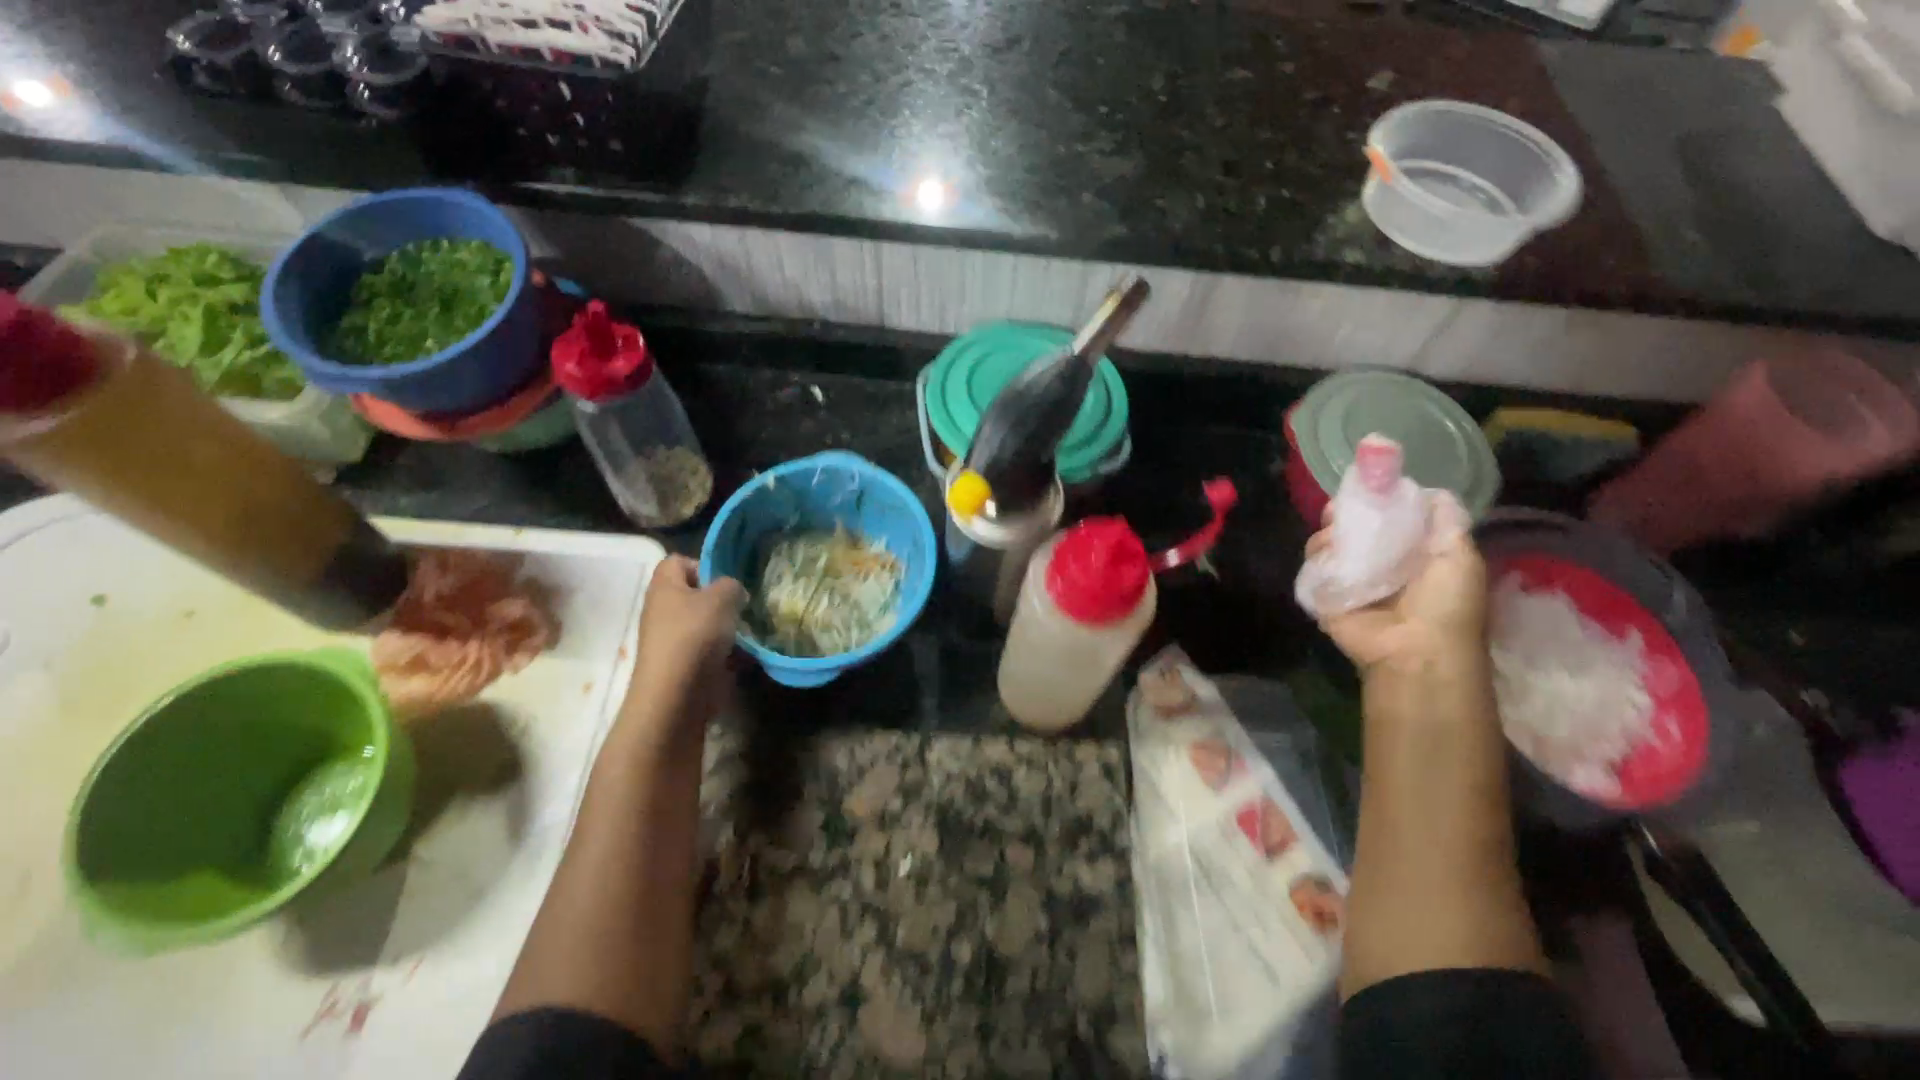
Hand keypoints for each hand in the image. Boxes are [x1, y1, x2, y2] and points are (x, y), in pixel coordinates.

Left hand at [623, 556, 746, 738]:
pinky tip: (745, 659)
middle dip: (722, 601)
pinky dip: (727, 655)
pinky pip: (709, 652)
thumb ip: (731, 585)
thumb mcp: (721, 598)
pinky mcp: (683, 666)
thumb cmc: (694, 636)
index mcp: (664, 587)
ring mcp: (672, 641)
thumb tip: (733, 592)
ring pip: (705, 625)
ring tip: (749, 633)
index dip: (703, 565)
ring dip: (728, 629)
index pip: (678, 562)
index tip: (726, 581)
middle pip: (695, 596)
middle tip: (743, 607)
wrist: (676, 695)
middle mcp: (663, 611)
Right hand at [1309, 491, 1485, 677]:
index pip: (1387, 518)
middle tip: (1338, 510)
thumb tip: (1431, 490)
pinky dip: (1316, 558)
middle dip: (1344, 515)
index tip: (1368, 487)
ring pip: (1329, 546)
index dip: (1377, 500)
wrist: (1415, 650)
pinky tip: (1325, 555)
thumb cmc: (1445, 603)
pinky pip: (1314, 570)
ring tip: (1334, 537)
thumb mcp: (1460, 554)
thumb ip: (1446, 521)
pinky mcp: (1326, 597)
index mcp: (1412, 555)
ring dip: (1328, 536)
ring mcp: (1350, 582)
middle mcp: (1379, 566)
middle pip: (1353, 529)